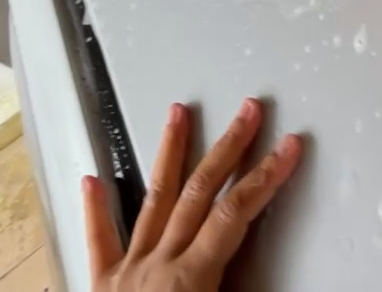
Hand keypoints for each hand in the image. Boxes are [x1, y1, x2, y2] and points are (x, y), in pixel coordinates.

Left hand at [83, 98, 302, 291]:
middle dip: (229, 147)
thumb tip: (279, 280)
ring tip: (178, 111)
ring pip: (153, 200)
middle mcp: (159, 265)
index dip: (267, 177)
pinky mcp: (99, 288)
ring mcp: (126, 273)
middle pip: (201, 192)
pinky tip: (90, 178)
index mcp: (191, 281)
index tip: (291, 145)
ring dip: (170, 154)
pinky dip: (95, 211)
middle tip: (250, 108)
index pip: (237, 215)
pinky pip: (98, 244)